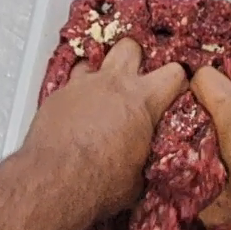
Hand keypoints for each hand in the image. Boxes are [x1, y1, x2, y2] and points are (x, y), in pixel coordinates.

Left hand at [20, 37, 186, 222]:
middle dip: (135, 57)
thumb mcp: (138, 177)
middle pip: (130, 46)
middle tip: (134, 79)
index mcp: (143, 100)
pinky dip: (76, 95)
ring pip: (96, 60)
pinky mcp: (57, 95)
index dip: (177, 80)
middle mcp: (114, 83)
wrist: (53, 183)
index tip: (175, 91)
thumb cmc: (101, 183)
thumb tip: (145, 158)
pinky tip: (74, 115)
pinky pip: (71, 84)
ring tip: (100, 95)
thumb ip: (145, 154)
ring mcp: (83, 85)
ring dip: (100, 75)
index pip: (174, 73)